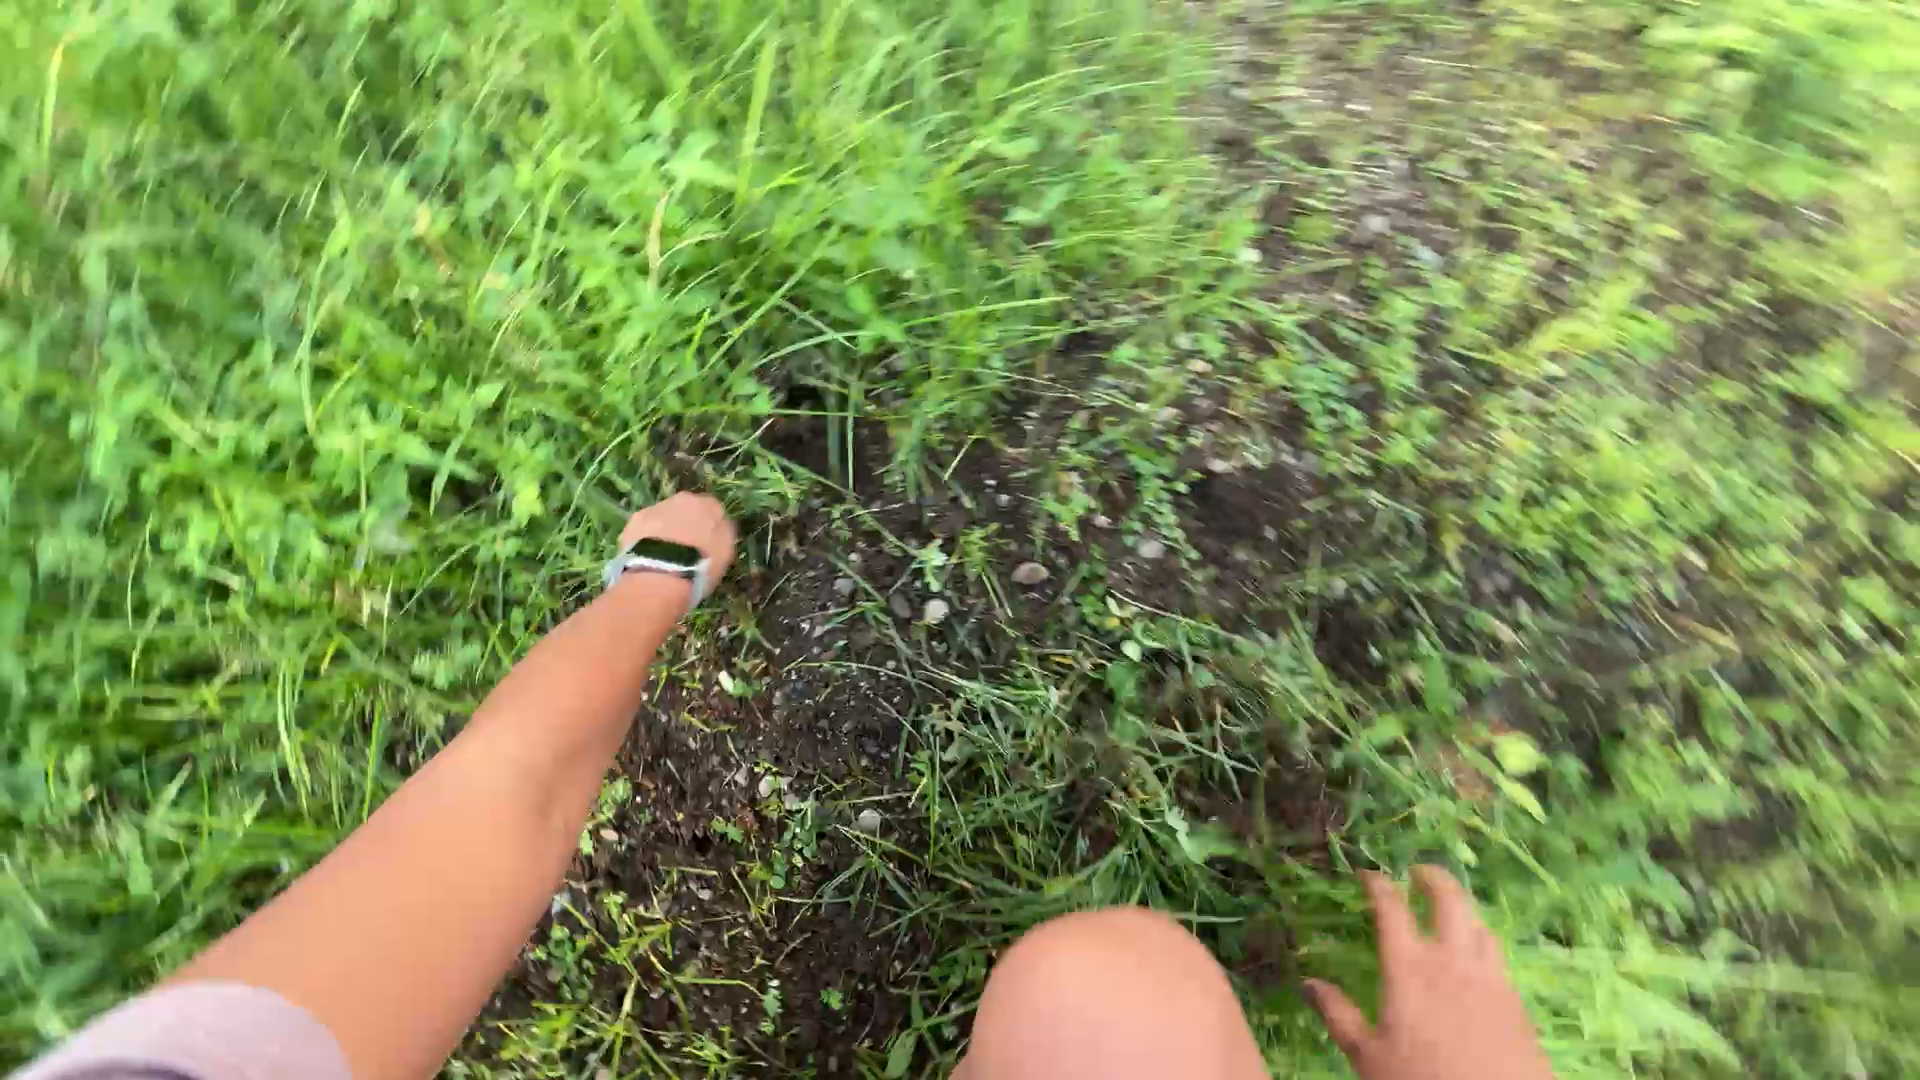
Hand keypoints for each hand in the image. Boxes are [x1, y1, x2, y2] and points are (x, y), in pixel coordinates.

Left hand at [618, 492, 737, 583]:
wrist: (661, 574)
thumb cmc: (702, 563)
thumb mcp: (726, 551)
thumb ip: (723, 532)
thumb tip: (719, 525)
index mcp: (708, 505)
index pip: (713, 509)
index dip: (710, 525)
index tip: (708, 541)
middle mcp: (681, 499)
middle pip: (685, 509)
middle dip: (685, 524)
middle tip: (686, 548)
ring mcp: (655, 509)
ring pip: (663, 517)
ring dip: (665, 531)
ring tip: (664, 556)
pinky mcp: (633, 522)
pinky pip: (644, 529)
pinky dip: (647, 539)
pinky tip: (648, 557)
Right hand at [1305, 867, 1552, 1079]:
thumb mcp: (1368, 1057)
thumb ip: (1339, 1015)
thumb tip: (1308, 982)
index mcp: (1409, 967)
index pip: (1391, 908)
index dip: (1377, 883)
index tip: (1366, 873)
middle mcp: (1452, 963)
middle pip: (1449, 900)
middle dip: (1433, 878)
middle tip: (1417, 872)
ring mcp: (1491, 981)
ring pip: (1480, 925)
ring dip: (1462, 908)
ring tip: (1449, 909)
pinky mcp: (1518, 1005)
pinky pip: (1499, 959)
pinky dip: (1482, 943)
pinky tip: (1475, 958)